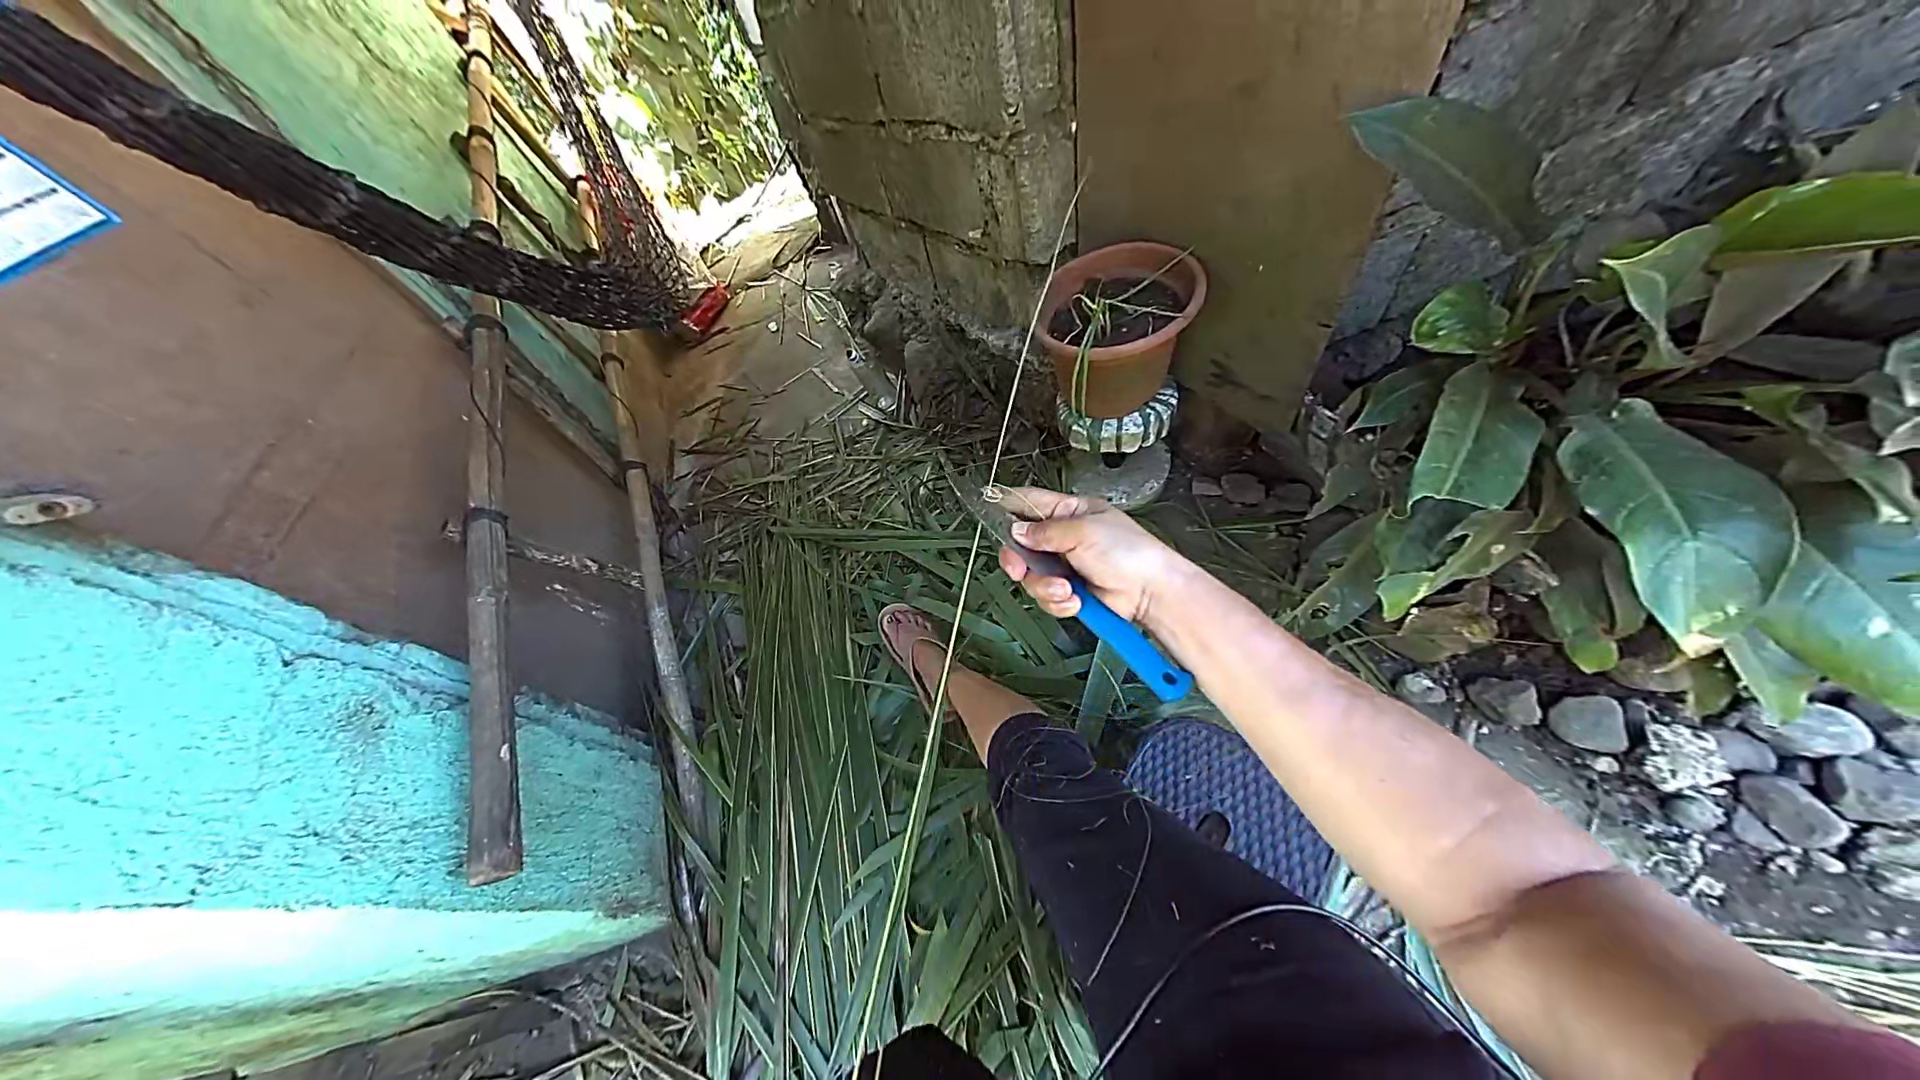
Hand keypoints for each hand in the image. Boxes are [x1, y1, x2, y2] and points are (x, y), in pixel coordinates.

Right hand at [993, 487, 1191, 627]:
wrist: (1152, 592)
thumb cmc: (1128, 552)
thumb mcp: (1083, 532)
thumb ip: (1045, 531)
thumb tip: (1016, 531)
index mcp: (1071, 512)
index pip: (1031, 502)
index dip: (1008, 504)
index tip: (987, 506)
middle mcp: (1065, 537)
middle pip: (1022, 546)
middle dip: (1019, 561)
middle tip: (1019, 570)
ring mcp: (1067, 566)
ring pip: (1032, 577)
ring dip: (1045, 586)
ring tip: (1066, 590)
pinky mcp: (1071, 592)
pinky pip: (1047, 597)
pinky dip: (1058, 602)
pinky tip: (1075, 601)